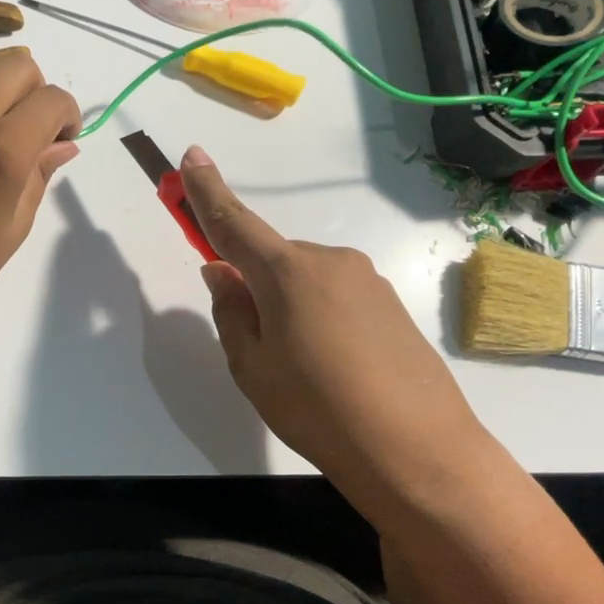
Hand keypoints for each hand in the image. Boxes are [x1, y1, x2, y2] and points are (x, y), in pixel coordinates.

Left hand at [0, 53, 80, 324]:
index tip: (64, 140)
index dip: (68, 116)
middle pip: (19, 66)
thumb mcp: (16, 224)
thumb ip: (41, 174)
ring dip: (4, 81)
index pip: (52, 100)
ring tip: (5, 119)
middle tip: (36, 128)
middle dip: (38, 90)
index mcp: (3, 150)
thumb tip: (64, 144)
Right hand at [179, 145, 491, 496]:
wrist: (413, 446)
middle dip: (252, 284)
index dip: (206, 192)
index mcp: (286, 272)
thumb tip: (224, 273)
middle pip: (271, 258)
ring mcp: (366, 281)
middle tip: (252, 344)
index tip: (190, 157)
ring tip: (297, 369)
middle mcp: (329, 261)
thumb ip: (231, 312)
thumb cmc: (314, 407)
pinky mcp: (389, 304)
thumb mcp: (251, 366)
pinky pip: (334, 297)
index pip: (234, 222)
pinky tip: (329, 368)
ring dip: (287, 307)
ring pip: (304, 281)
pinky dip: (317, 319)